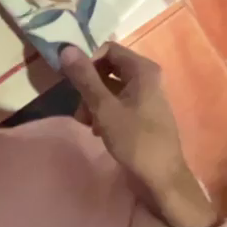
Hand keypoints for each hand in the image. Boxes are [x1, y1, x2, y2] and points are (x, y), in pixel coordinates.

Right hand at [59, 43, 221, 226]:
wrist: (161, 178)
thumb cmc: (135, 140)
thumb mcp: (104, 108)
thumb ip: (84, 78)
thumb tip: (65, 48)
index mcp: (143, 70)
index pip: (108, 49)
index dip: (87, 62)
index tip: (72, 83)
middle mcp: (146, 77)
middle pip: (107, 68)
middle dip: (88, 87)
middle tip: (79, 109)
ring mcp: (145, 97)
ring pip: (109, 88)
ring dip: (93, 102)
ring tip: (87, 124)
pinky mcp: (142, 114)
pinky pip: (116, 103)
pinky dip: (103, 113)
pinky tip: (98, 131)